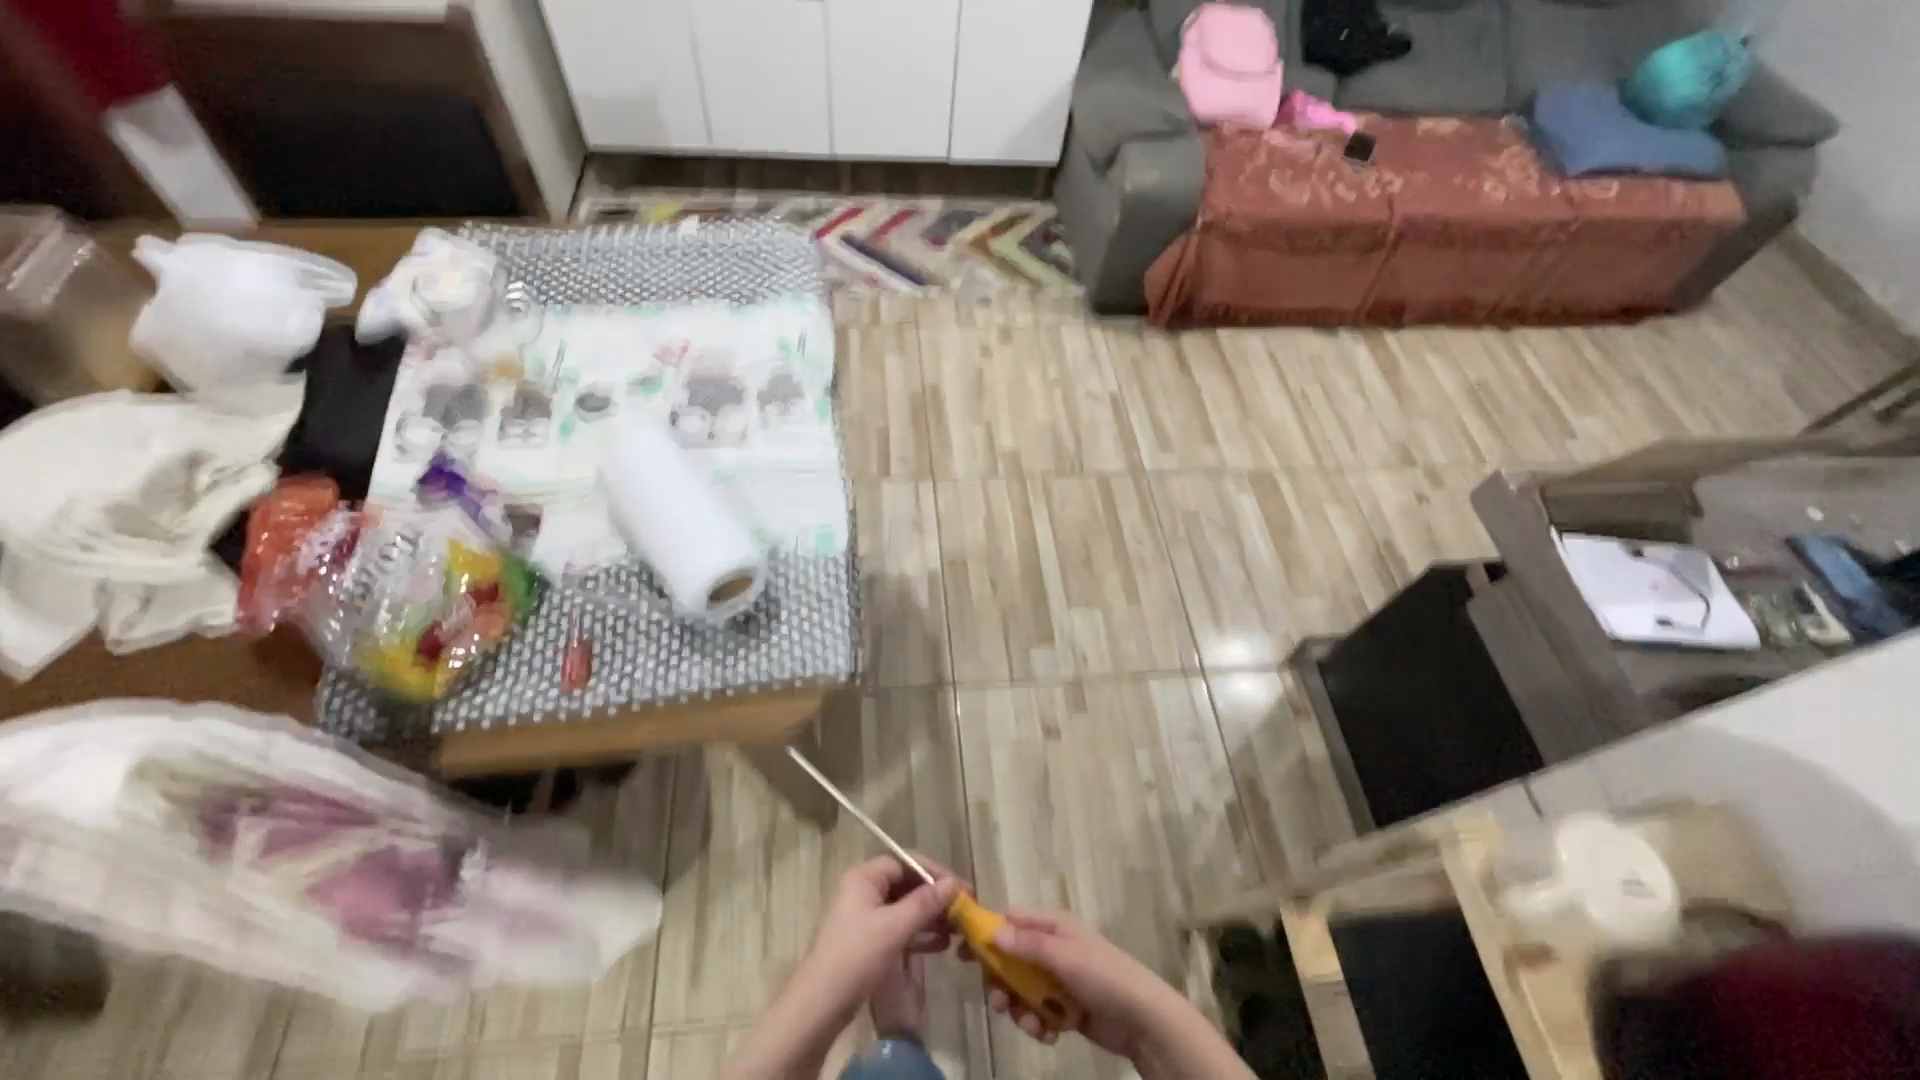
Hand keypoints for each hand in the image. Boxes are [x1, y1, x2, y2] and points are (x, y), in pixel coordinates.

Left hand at [793, 854, 963, 1014]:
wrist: (822, 1002)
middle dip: (935, 897)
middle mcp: (863, 890)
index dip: (934, 872)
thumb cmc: (857, 955)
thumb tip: (954, 884)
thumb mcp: (895, 927)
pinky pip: (898, 927)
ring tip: (956, 930)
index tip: (960, 888)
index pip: (906, 861)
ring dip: (930, 916)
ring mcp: (865, 915)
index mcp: (864, 877)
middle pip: (906, 884)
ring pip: (904, 907)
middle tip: (962, 911)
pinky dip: (918, 933)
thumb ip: (925, 903)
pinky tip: (940, 945)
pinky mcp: (868, 939)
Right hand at [979, 908, 1184, 1057]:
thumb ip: (1026, 945)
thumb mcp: (1063, 955)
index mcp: (1054, 926)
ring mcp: (1059, 978)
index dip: (988, 934)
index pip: (1012, 920)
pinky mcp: (1066, 1006)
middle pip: (1011, 959)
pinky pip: (1039, 1011)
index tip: (964, 954)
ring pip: (1022, 990)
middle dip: (1002, 982)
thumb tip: (991, 932)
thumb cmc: (1103, 976)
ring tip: (1032, 1024)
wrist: (1143, 1020)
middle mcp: (1054, 948)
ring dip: (1021, 1009)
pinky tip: (1049, 1034)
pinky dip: (1039, 1023)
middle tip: (998, 1002)